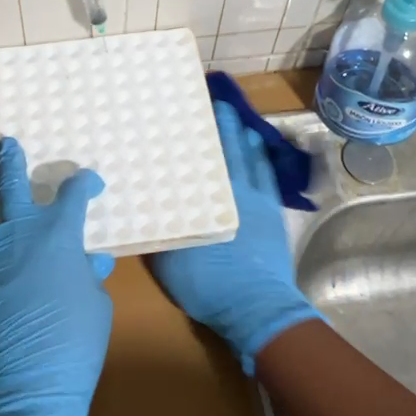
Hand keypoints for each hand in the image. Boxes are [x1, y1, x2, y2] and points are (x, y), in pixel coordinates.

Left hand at [0, 137, 114, 415]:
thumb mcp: (96, 302)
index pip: (72, 194)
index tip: (89, 182)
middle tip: (7, 144)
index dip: (83, 183)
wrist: (33, 377)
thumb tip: (89, 264)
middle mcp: (20, 234)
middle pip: (12, 185)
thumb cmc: (78, 337)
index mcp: (59, 233)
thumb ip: (88, 275)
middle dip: (11, 161)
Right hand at [149, 101, 321, 373]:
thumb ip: (158, 233)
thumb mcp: (169, 261)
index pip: (203, 159)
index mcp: (209, 199)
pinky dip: (263, 163)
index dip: (200, 136)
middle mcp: (235, 192)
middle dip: (224, 128)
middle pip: (230, 152)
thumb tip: (141, 209)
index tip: (193, 115)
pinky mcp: (274, 217)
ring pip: (252, 161)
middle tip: (218, 107)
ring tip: (241, 124)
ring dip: (246, 141)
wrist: (258, 308)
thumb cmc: (209, 283)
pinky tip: (260, 156)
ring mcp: (259, 203)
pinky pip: (268, 179)